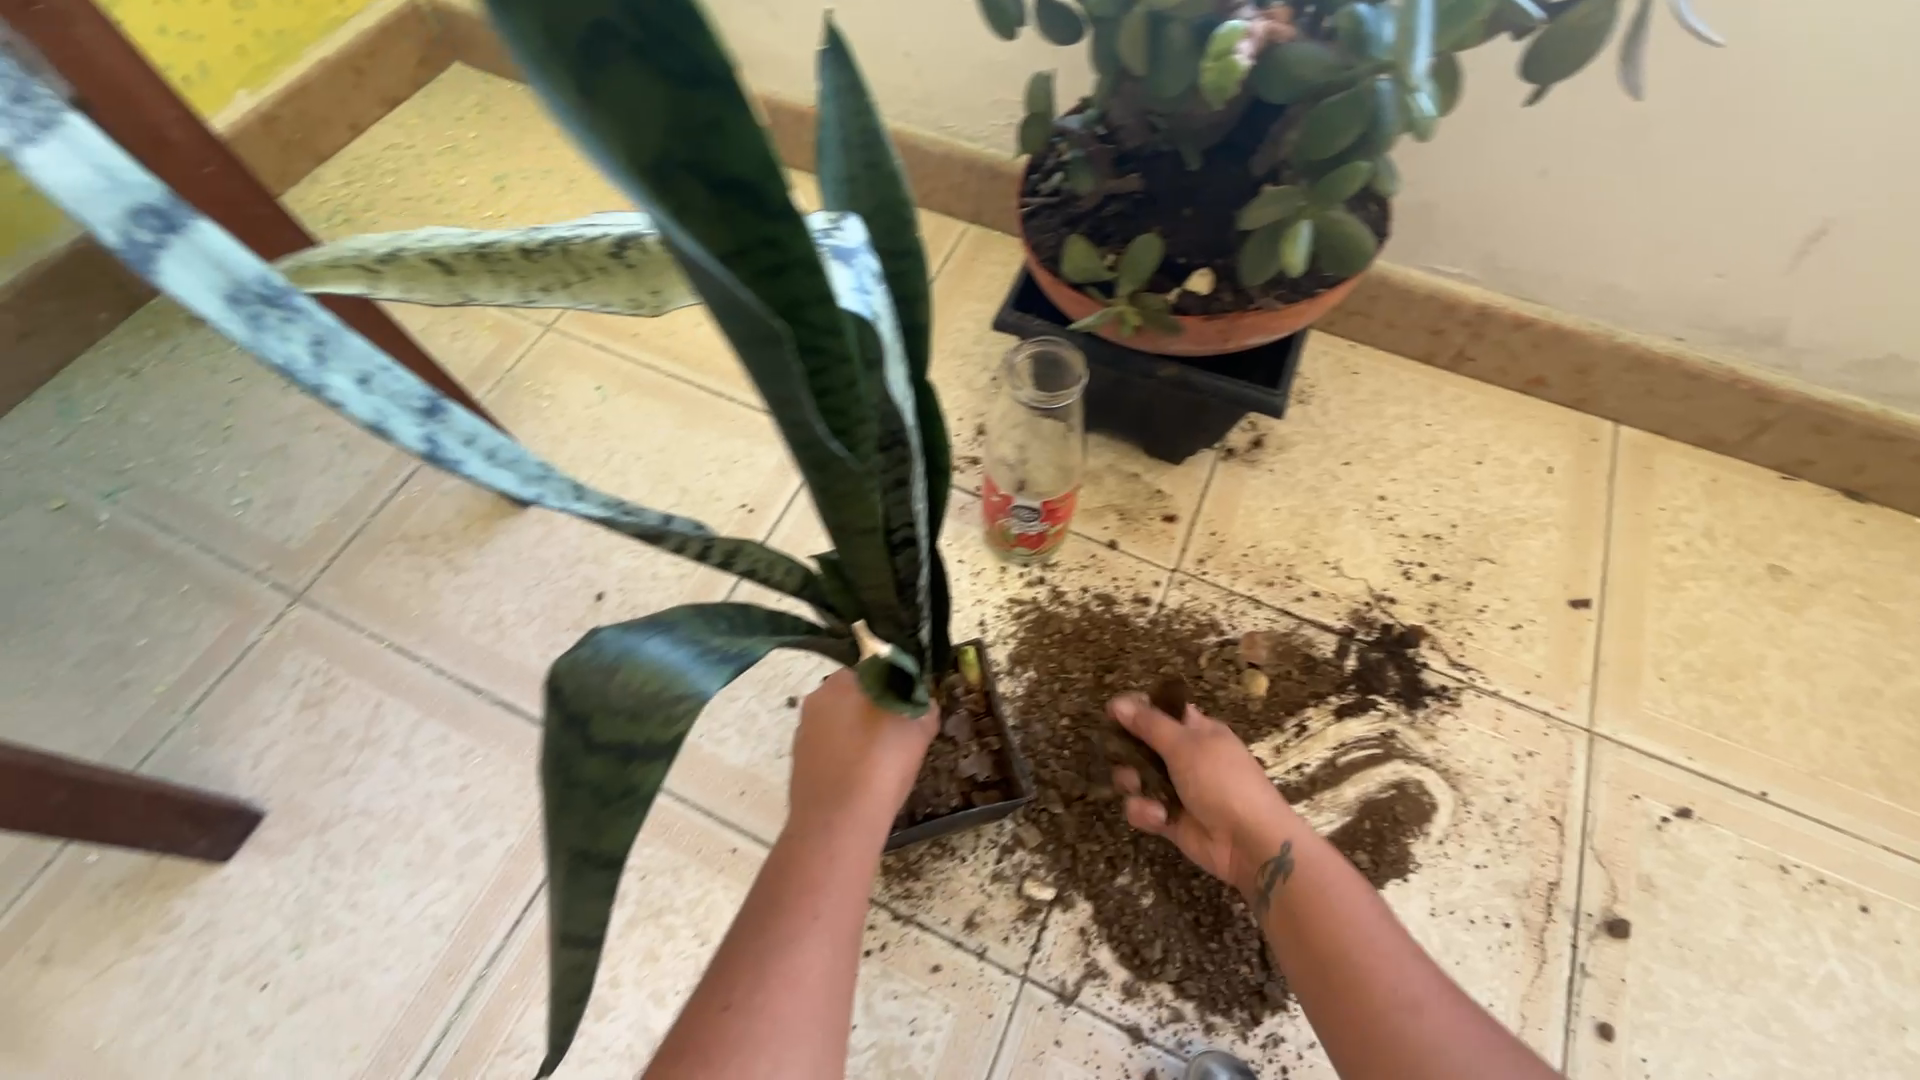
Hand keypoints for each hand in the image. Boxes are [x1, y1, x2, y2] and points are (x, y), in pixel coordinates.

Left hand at [788, 669, 937, 839]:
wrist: (837, 824)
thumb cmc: (880, 766)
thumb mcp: (917, 733)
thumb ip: (923, 709)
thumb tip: (924, 703)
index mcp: (843, 682)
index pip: (874, 670)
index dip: (896, 687)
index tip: (909, 708)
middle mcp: (816, 700)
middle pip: (854, 696)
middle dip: (875, 709)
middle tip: (899, 733)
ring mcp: (803, 732)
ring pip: (840, 723)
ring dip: (859, 733)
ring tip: (882, 760)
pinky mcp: (798, 761)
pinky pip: (829, 748)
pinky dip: (845, 756)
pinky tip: (861, 777)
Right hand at [1108, 692, 1298, 897]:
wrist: (1248, 842)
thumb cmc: (1222, 781)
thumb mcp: (1186, 745)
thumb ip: (1149, 724)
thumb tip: (1118, 702)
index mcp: (1198, 732)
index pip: (1163, 712)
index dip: (1138, 710)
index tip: (1113, 712)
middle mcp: (1186, 757)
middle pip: (1142, 745)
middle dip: (1127, 751)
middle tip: (1119, 753)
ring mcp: (1176, 789)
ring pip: (1136, 778)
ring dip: (1132, 782)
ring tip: (1137, 786)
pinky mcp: (1168, 819)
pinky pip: (1142, 808)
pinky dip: (1146, 811)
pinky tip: (1159, 817)